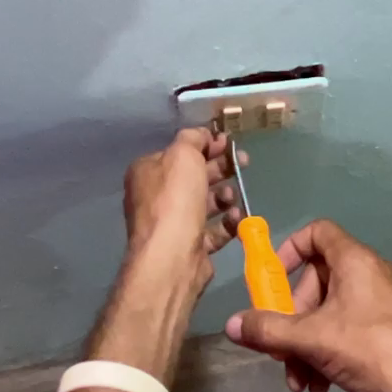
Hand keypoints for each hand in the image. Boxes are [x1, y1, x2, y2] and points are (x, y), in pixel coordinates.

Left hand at [121, 128, 245, 286]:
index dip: (204, 145)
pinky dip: (227, 223)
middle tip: (243, 162)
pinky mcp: (189, 246)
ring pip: (204, 203)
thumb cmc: (175, 199)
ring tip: (231, 196)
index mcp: (148, 172)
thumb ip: (193, 139)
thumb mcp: (183, 155)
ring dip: (224, 196)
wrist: (172, 257)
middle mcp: (155, 197)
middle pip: (193, 176)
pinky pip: (212, 230)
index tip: (228, 142)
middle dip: (220, 168)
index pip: (178, 152)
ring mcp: (171, 224)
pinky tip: (237, 219)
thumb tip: (202, 134)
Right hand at [223, 219, 391, 391]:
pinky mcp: (390, 333)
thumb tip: (231, 325)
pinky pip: (348, 332)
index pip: (316, 232)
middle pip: (317, 281)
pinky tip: (322, 388)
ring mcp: (381, 304)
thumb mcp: (314, 339)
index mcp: (353, 260)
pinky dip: (329, 354)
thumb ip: (270, 330)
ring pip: (330, 314)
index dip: (289, 251)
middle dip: (293, 318)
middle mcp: (368, 274)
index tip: (271, 283)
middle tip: (281, 349)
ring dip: (307, 346)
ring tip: (300, 382)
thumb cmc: (375, 349)